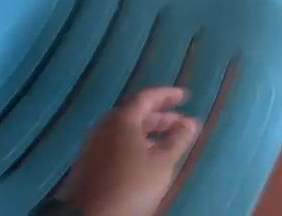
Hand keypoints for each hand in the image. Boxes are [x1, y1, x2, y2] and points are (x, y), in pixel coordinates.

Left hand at [65, 88, 201, 215]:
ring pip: (126, 132)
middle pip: (137, 114)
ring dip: (149, 134)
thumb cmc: (132, 185)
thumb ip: (179, 139)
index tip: (186, 97)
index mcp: (122, 119)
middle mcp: (105, 126)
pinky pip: (116, 145)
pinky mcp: (89, 165)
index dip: (168, 95)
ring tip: (168, 144)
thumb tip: (191, 123)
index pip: (148, 97)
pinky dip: (134, 146)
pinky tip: (145, 160)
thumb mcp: (163, 162)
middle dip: (162, 118)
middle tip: (181, 124)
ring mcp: (94, 146)